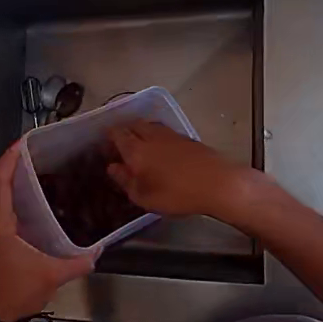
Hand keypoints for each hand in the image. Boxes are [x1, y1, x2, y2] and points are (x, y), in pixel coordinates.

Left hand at [0, 140, 94, 321]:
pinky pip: (6, 201)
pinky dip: (14, 186)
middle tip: (27, 145)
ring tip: (30, 158)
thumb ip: (78, 262)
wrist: (5, 311)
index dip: (8, 160)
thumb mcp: (53, 275)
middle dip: (7, 159)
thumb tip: (98, 250)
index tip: (21, 144)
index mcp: (4, 225)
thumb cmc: (19, 292)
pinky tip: (33, 185)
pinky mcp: (7, 233)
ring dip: (9, 171)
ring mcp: (0, 227)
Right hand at [105, 120, 267, 220]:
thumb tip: (112, 167)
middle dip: (124, 131)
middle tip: (121, 145)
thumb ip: (125, 180)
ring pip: (149, 126)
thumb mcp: (144, 196)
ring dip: (141, 132)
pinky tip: (161, 150)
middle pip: (133, 124)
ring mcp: (171, 134)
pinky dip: (157, 137)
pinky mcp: (187, 138)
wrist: (217, 183)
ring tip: (140, 146)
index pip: (117, 133)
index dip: (108, 137)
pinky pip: (164, 132)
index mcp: (136, 149)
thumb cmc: (176, 194)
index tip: (105, 145)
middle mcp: (151, 136)